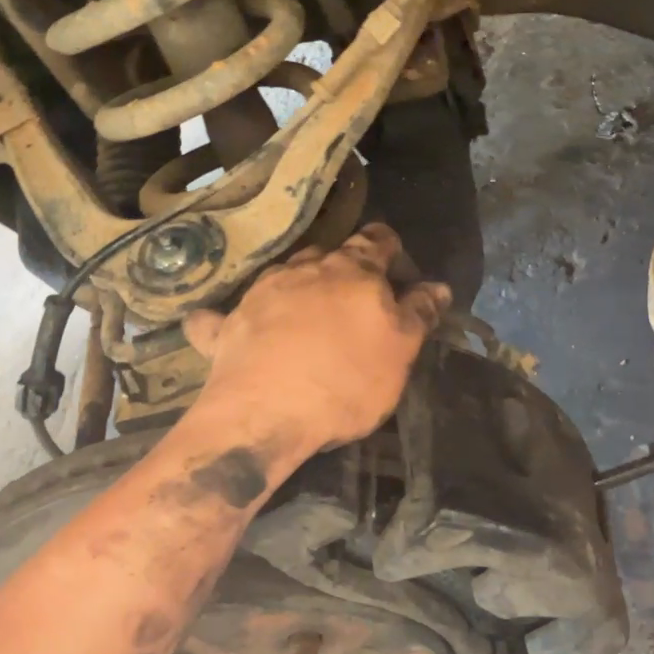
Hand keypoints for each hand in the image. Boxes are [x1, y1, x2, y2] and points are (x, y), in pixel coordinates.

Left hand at [182, 223, 451, 450]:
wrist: (265, 414)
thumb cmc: (346, 381)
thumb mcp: (400, 352)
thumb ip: (419, 313)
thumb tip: (438, 285)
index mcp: (354, 271)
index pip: (377, 240)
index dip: (390, 248)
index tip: (397, 268)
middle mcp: (305, 269)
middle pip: (329, 253)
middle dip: (343, 268)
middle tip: (354, 299)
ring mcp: (261, 292)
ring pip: (283, 274)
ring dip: (296, 284)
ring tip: (304, 311)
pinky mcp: (226, 324)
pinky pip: (220, 314)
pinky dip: (222, 317)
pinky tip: (216, 323)